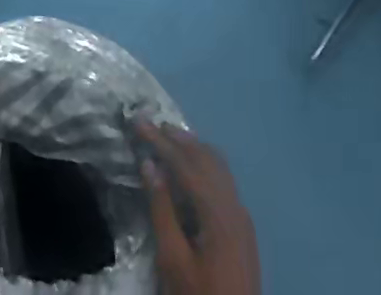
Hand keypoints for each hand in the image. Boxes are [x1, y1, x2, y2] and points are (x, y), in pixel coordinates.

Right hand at [138, 122, 260, 294]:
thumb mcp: (173, 259)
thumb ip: (161, 209)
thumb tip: (149, 164)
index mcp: (217, 212)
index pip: (186, 163)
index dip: (160, 140)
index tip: (138, 122)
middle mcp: (234, 205)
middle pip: (206, 157)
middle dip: (177, 137)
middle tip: (150, 123)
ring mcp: (241, 215)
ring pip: (218, 165)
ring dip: (192, 147)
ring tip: (167, 136)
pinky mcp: (242, 226)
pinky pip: (223, 179)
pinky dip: (203, 162)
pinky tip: (189, 166)